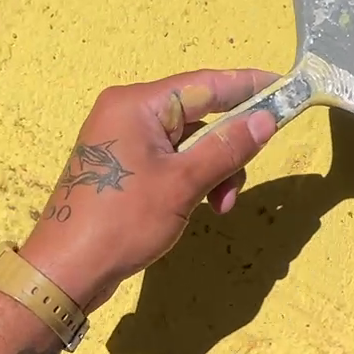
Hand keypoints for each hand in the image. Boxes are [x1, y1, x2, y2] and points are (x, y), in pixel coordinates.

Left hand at [19, 69, 277, 309]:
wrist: (67, 269)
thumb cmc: (123, 222)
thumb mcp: (182, 184)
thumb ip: (226, 148)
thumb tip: (266, 118)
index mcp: (138, 104)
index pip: (206, 83)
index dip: (249, 86)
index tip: (286, 87)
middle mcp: (128, 114)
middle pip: (198, 115)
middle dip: (227, 149)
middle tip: (240, 184)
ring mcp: (122, 143)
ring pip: (187, 145)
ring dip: (212, 172)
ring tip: (219, 207)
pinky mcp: (121, 169)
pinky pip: (168, 163)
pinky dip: (190, 182)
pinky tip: (198, 208)